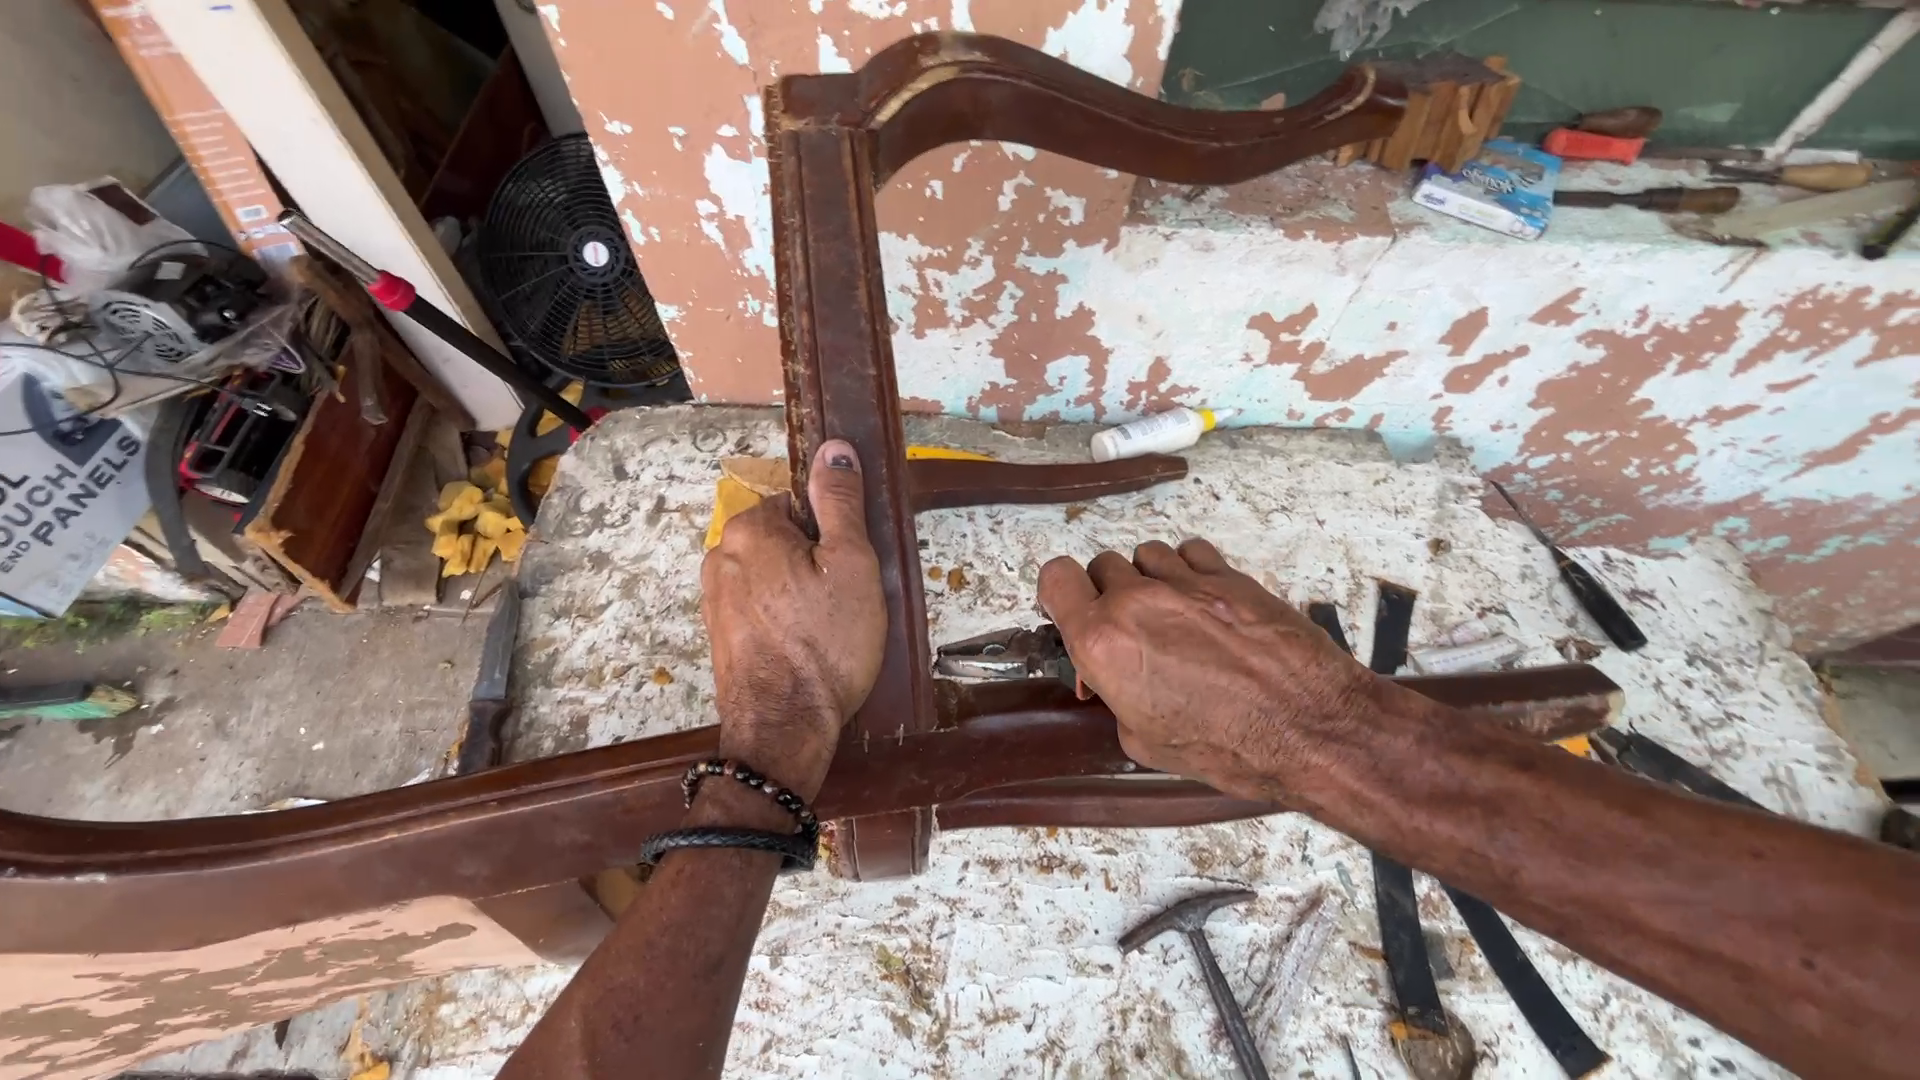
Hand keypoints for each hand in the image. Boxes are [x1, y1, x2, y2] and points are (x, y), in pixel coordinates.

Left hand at [700, 439, 885, 797]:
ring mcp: (713, 598)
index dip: (831, 535)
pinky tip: (803, 648)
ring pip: (772, 576)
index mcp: (750, 529)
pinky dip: (781, 619)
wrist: (783, 728)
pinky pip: (759, 607)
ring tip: (825, 630)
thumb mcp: (852, 563)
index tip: (847, 571)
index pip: (800, 505)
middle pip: (783, 540)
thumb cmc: (827, 643)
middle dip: (814, 563)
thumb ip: (841, 501)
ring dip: (798, 593)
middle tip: (843, 604)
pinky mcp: (718, 634)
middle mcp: (720, 556)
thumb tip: (835, 448)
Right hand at [1038, 538, 1410, 805]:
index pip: (1055, 578)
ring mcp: (1184, 582)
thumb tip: (1114, 678)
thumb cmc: (1227, 747)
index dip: (1059, 593)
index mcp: (1103, 643)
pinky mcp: (1227, 575)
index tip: (1072, 609)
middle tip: (1130, 630)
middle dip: (1108, 595)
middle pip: (1100, 567)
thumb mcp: (1143, 740)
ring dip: (1148, 580)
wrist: (1310, 730)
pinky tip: (1203, 600)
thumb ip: (1115, 693)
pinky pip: (1189, 552)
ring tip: (1171, 614)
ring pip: (1144, 555)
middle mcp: (1136, 602)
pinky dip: (1188, 570)